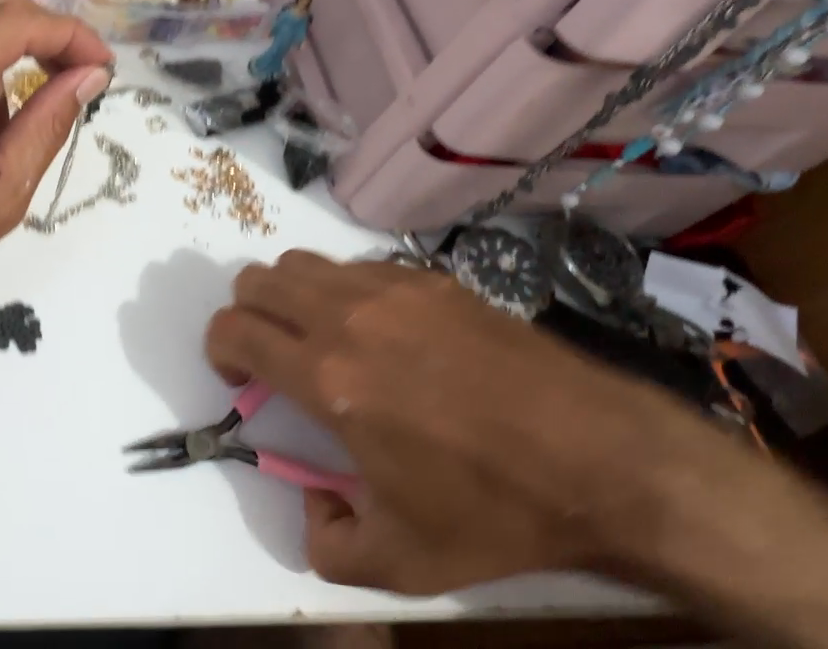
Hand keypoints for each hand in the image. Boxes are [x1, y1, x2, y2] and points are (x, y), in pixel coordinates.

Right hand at [206, 251, 717, 594]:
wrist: (609, 463)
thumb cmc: (497, 512)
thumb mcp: (403, 563)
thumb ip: (326, 545)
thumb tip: (312, 503)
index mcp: (329, 380)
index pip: (233, 330)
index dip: (218, 350)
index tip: (237, 376)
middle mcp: (348, 319)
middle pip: (256, 280)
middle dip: (246, 315)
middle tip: (270, 353)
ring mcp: (394, 291)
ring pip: (302, 263)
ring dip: (289, 296)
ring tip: (319, 336)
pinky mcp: (434, 280)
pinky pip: (358, 267)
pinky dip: (344, 291)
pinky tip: (381, 331)